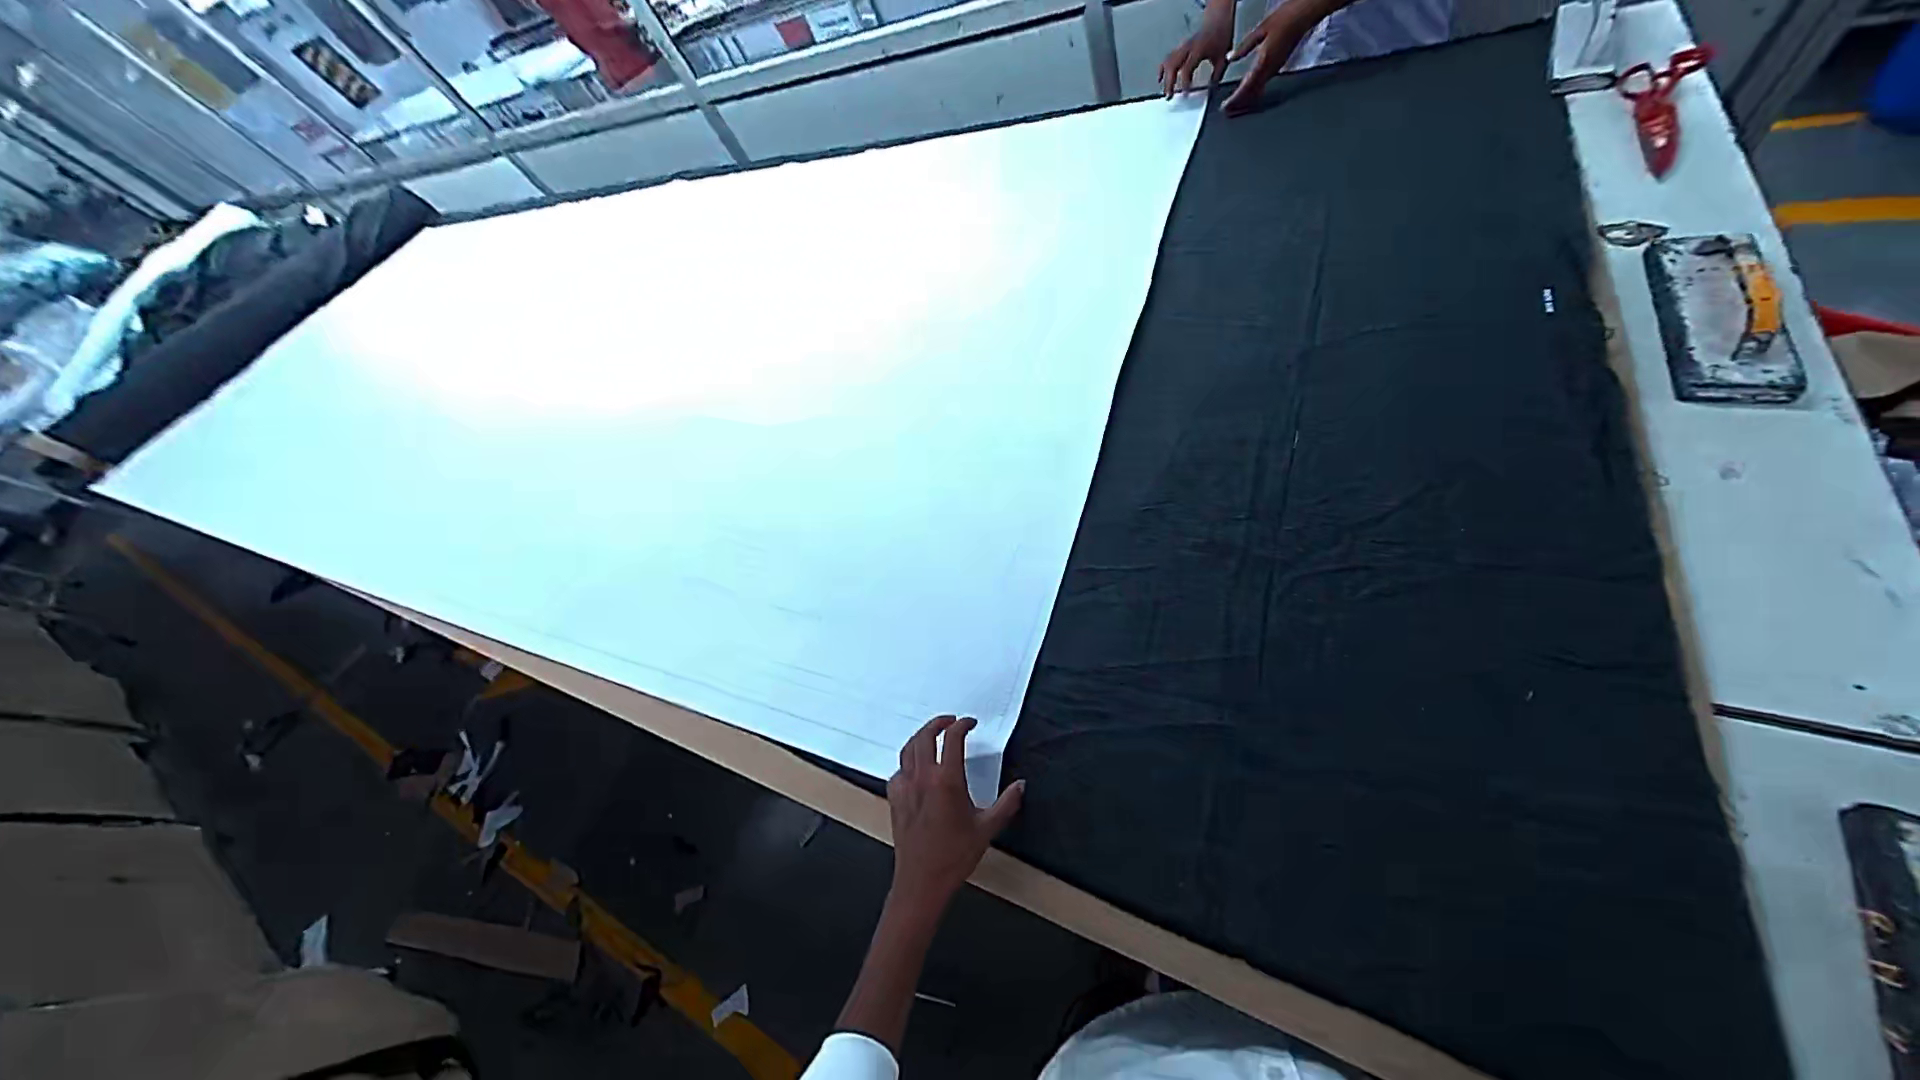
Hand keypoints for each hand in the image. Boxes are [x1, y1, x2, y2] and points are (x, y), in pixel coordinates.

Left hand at [887, 714, 1023, 911]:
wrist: (922, 881)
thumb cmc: (953, 857)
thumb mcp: (987, 828)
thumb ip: (1007, 803)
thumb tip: (1020, 786)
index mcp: (947, 780)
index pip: (952, 738)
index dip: (962, 725)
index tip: (970, 723)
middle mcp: (923, 778)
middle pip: (925, 736)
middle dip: (938, 723)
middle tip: (950, 721)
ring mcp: (905, 787)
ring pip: (908, 748)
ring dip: (920, 736)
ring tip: (931, 735)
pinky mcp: (895, 798)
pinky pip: (898, 770)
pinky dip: (907, 762)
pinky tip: (914, 768)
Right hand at [1157, 4, 1233, 97]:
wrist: (1218, 18)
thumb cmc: (1220, 36)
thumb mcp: (1223, 56)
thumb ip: (1217, 74)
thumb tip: (1212, 88)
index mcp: (1198, 49)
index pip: (1187, 68)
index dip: (1185, 82)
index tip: (1185, 94)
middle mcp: (1188, 48)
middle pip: (1173, 66)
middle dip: (1170, 83)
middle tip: (1170, 96)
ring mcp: (1182, 47)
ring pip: (1168, 62)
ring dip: (1165, 78)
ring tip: (1166, 91)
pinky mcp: (1180, 48)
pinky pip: (1167, 58)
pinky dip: (1162, 69)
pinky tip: (1160, 79)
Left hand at [1221, 5, 1309, 114]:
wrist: (1306, 14)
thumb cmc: (1287, 17)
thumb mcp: (1261, 30)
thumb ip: (1244, 47)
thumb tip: (1231, 57)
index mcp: (1264, 61)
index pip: (1246, 87)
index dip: (1235, 99)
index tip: (1225, 107)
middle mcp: (1270, 69)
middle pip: (1252, 94)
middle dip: (1238, 104)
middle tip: (1227, 110)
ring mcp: (1275, 69)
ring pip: (1258, 91)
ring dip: (1246, 99)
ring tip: (1234, 104)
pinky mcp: (1278, 66)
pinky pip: (1263, 84)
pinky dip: (1254, 92)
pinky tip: (1248, 92)